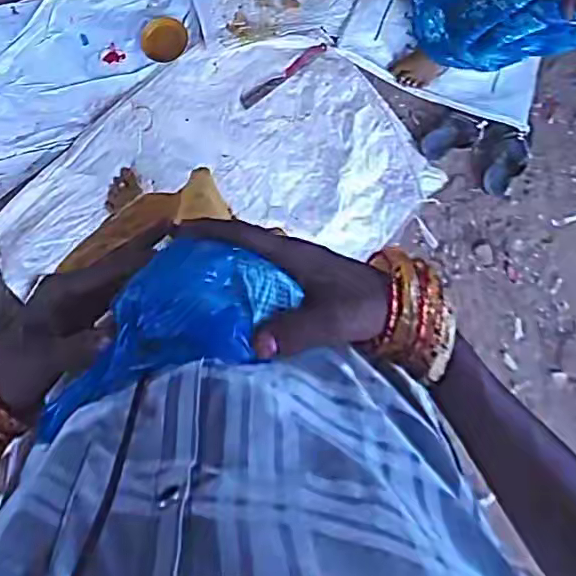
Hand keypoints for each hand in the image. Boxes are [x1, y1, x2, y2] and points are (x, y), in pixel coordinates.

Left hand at [0, 221, 169, 414]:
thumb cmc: (16, 372)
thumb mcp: (43, 361)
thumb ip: (76, 348)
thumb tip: (112, 335)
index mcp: (63, 290)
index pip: (108, 268)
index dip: (138, 254)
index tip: (170, 240)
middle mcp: (74, 289)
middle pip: (115, 264)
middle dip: (144, 246)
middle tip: (177, 227)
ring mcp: (79, 303)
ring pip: (118, 279)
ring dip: (144, 266)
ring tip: (176, 253)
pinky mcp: (84, 319)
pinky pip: (116, 298)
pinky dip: (137, 289)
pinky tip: (157, 288)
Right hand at [176, 219, 388, 358]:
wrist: (399, 308)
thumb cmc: (365, 305)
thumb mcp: (333, 318)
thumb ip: (297, 329)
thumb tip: (254, 344)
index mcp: (290, 253)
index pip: (242, 234)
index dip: (209, 231)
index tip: (177, 231)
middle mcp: (288, 255)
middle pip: (240, 244)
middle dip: (208, 247)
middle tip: (175, 260)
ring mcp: (295, 269)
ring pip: (250, 261)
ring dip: (223, 265)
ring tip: (192, 281)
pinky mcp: (301, 285)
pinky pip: (261, 278)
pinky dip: (241, 283)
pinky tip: (230, 304)